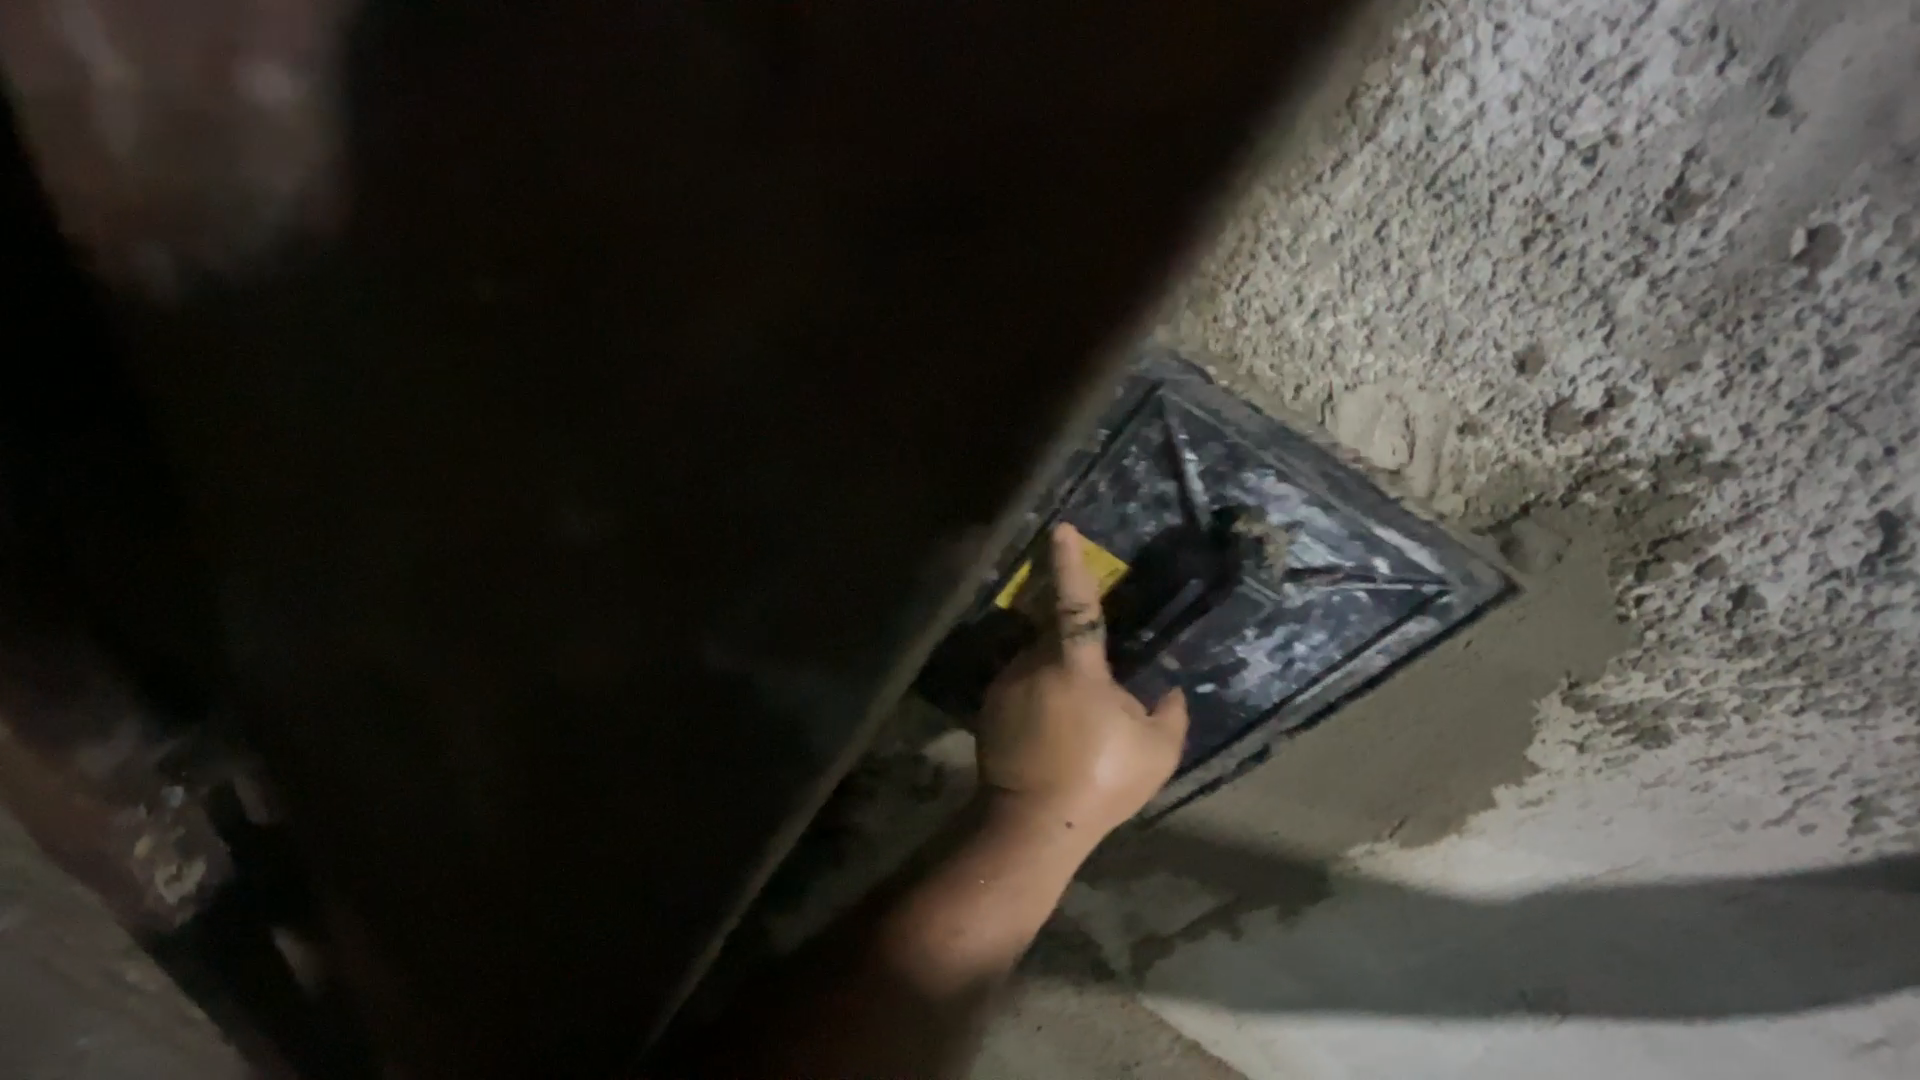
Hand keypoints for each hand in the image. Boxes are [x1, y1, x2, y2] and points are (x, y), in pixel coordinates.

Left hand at [973, 524, 1188, 837]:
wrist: (1033, 823)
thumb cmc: (1100, 782)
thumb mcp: (1157, 751)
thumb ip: (1171, 713)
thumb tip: (1171, 691)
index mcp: (1076, 667)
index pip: (1076, 603)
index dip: (1070, 563)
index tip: (1061, 529)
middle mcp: (1033, 665)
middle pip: (1055, 637)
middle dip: (1073, 651)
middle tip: (1092, 693)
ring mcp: (1005, 686)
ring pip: (1035, 664)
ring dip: (1054, 680)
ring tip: (1073, 726)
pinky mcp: (988, 710)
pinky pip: (1018, 688)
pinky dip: (1035, 700)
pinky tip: (1049, 736)